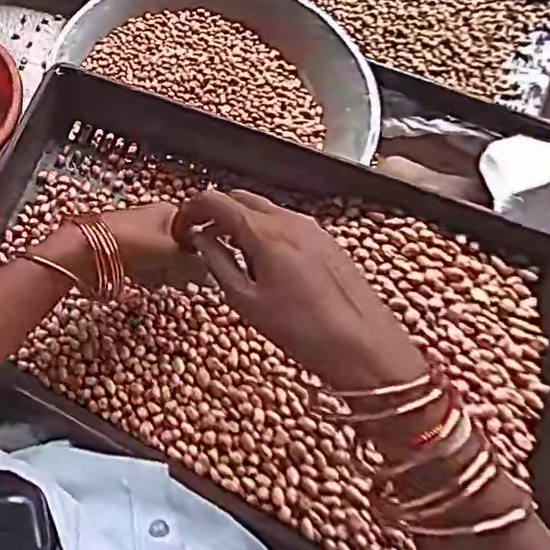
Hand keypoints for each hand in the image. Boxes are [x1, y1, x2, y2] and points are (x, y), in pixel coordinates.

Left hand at [32, 202, 200, 291]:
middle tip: (178, 277)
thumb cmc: (132, 243)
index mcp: (171, 212)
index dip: (204, 251)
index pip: (200, 231)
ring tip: (155, 277)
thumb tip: (213, 274)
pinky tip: (141, 279)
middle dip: (182, 266)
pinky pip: (146, 267)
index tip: (205, 269)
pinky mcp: (126, 252)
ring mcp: (140, 236)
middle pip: (183, 249)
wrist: (84, 249)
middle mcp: (157, 221)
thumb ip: (197, 264)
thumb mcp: (172, 253)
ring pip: (165, 261)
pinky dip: (147, 275)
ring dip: (163, 273)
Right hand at [176, 189, 425, 390]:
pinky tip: (260, 260)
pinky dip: (263, 229)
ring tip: (227, 252)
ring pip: (263, 208)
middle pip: (239, 197)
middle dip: (214, 212)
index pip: (215, 200)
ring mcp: (313, 229)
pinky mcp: (328, 242)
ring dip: (239, 221)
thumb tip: (200, 239)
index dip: (190, 209)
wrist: (368, 351)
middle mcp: (290, 222)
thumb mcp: (245, 300)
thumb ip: (217, 262)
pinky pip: (285, 222)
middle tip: (199, 237)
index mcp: (265, 234)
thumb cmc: (302, 331)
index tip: (181, 228)